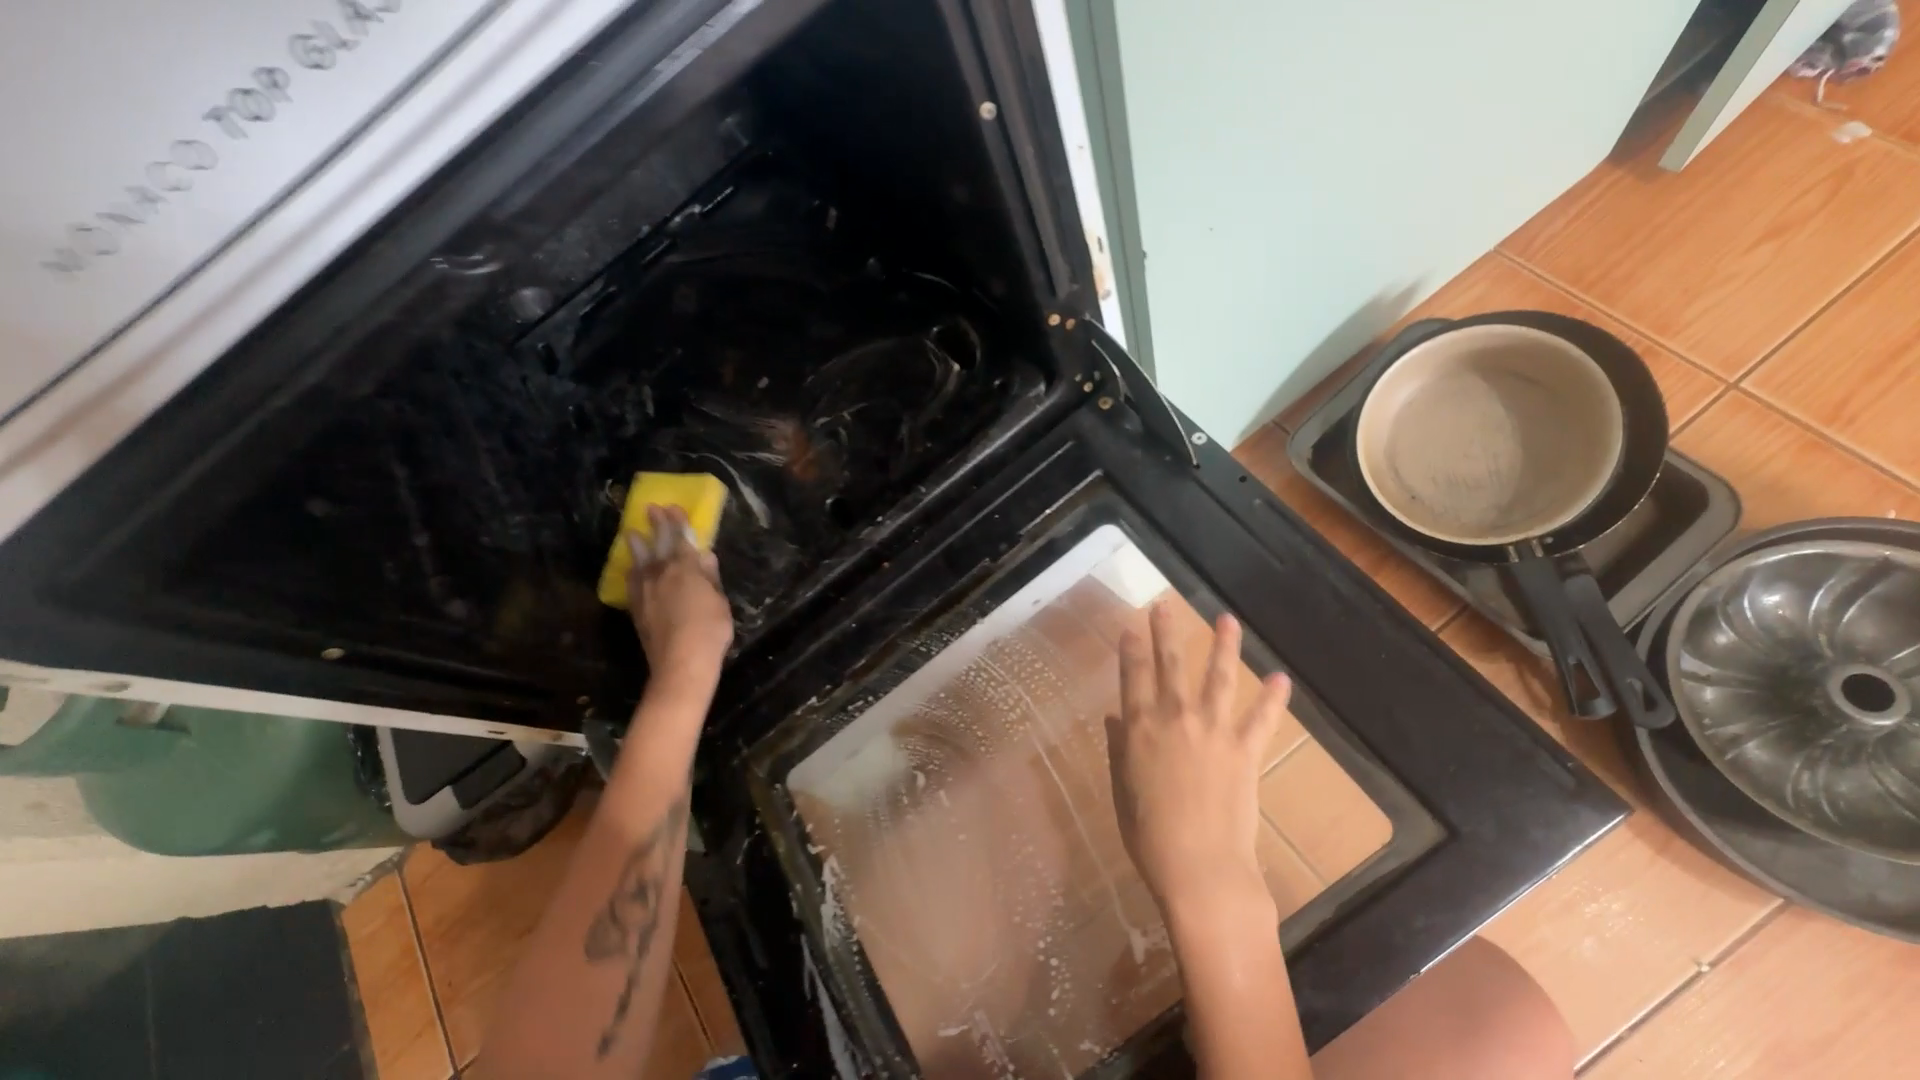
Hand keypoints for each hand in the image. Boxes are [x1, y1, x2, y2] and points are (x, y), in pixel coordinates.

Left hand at [626, 505, 733, 682]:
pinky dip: (632, 570)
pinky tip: (632, 569)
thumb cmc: (710, 630)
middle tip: (651, 508)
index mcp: (686, 568)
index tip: (674, 508)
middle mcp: (662, 573)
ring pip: (639, 560)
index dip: (678, 522)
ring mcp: (645, 590)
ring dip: (637, 545)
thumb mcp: (720, 601)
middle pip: (659, 544)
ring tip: (631, 532)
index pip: (682, 538)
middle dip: (657, 525)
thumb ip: (710, 577)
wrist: (681, 661)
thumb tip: (705, 556)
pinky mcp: (636, 607)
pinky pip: (632, 581)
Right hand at [1106, 603, 1290, 916]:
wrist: (1200, 867)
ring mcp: (1213, 730)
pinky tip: (1281, 677)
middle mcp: (1175, 718)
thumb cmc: (1149, 837)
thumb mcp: (1122, 791)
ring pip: (1219, 677)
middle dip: (1166, 632)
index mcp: (1139, 730)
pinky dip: (1273, 697)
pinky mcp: (1246, 750)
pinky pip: (1261, 718)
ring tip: (1227, 619)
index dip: (1131, 649)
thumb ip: (1119, 750)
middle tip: (1165, 606)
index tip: (1131, 627)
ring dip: (1223, 645)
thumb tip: (1114, 719)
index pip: (1132, 677)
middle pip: (1171, 664)